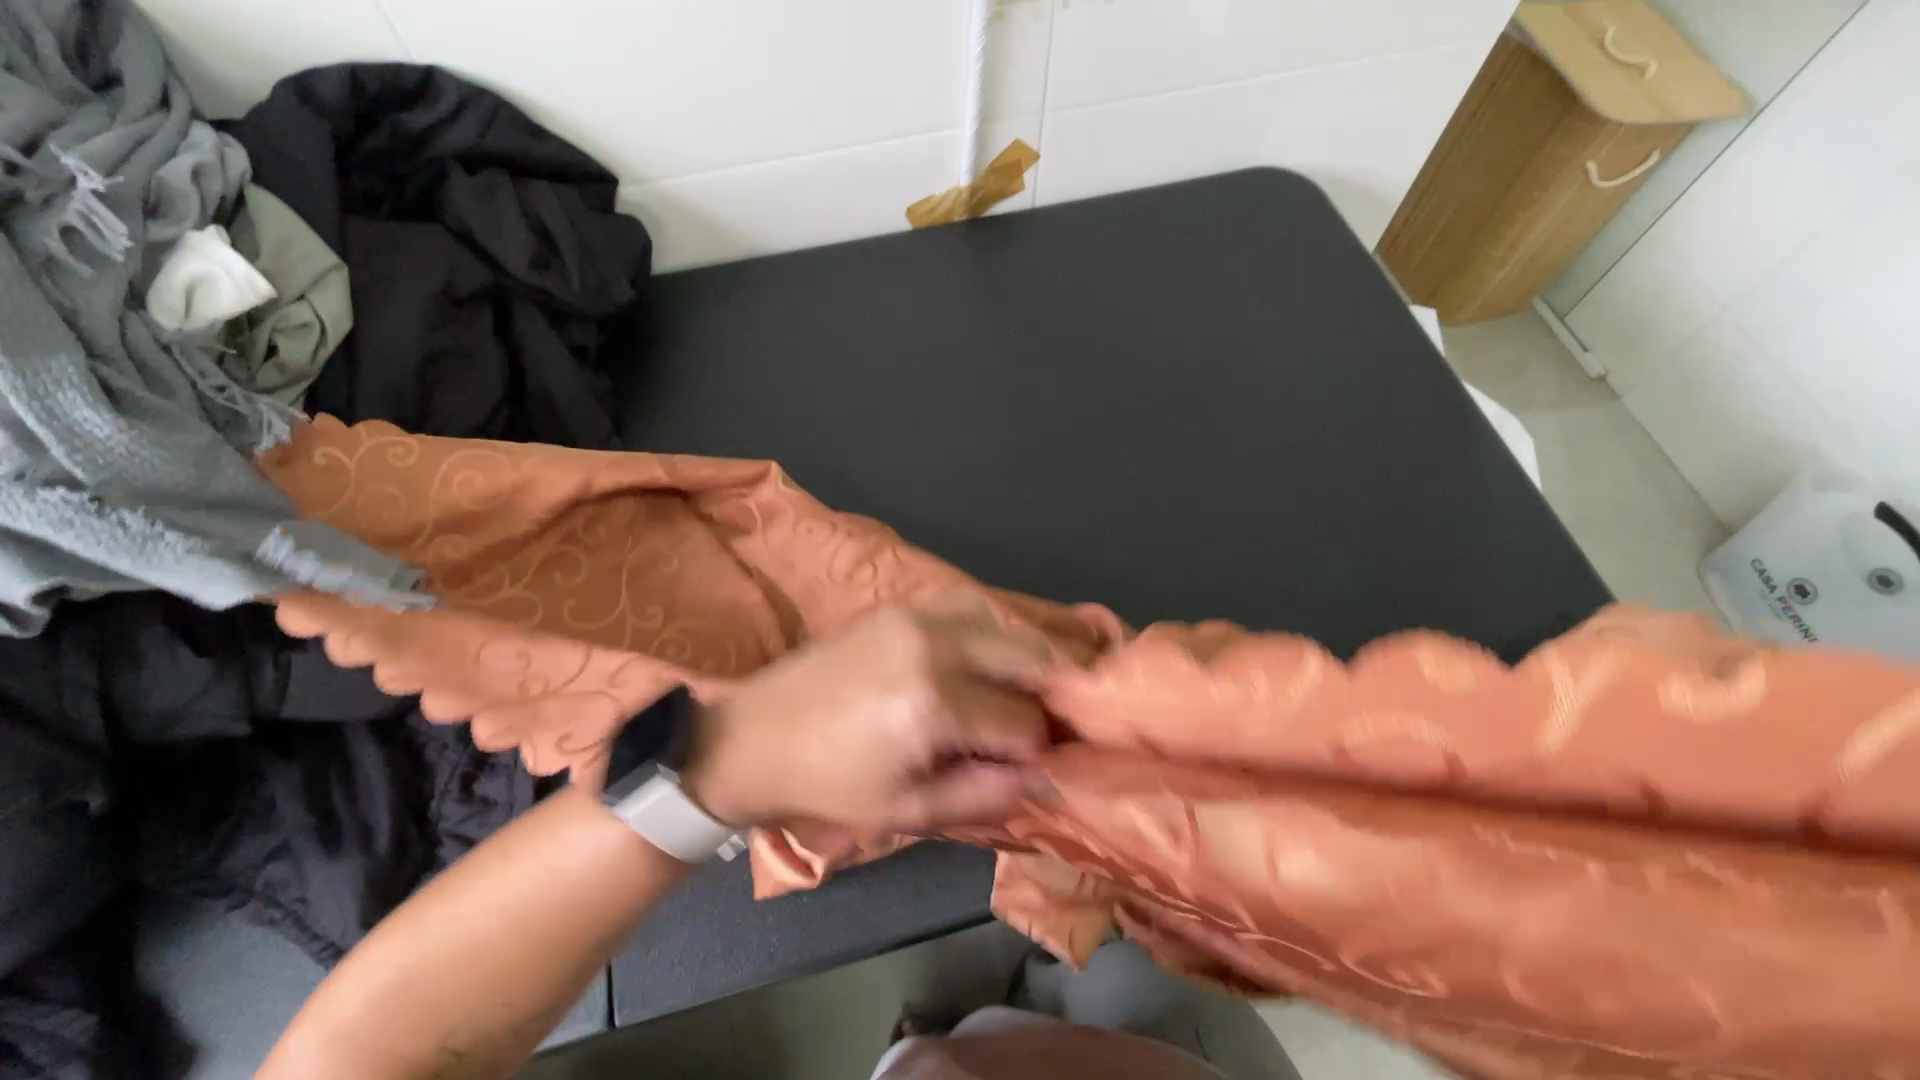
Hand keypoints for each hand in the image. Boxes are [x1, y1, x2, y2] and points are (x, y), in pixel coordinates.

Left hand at [679, 595, 1055, 831]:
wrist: (753, 737)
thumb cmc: (829, 785)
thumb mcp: (910, 809)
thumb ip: (987, 793)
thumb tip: (1051, 779)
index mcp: (935, 704)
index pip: (1024, 722)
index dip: (1037, 751)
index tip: (1030, 768)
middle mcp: (935, 646)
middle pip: (1030, 657)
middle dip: (1047, 696)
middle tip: (1039, 728)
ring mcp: (917, 617)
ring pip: (1006, 625)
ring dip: (1024, 660)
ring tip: (1018, 696)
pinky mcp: (900, 607)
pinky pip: (970, 608)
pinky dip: (992, 634)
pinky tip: (985, 664)